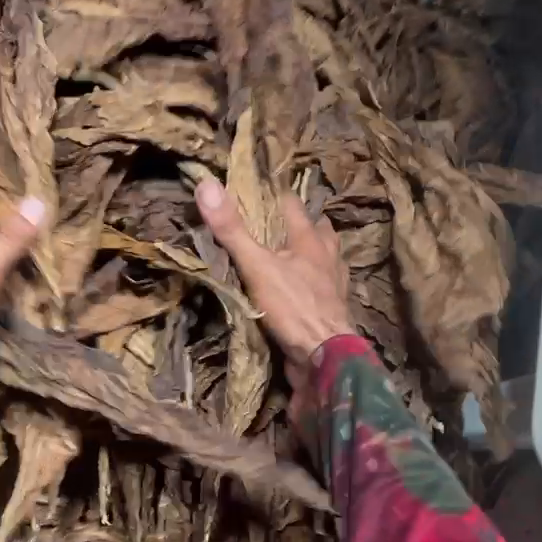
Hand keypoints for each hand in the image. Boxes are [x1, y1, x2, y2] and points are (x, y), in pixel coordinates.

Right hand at [194, 177, 354, 368]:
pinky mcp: (333, 309)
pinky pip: (328, 287)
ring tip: (296, 253)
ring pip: (328, 258)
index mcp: (310, 240)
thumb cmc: (293, 306)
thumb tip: (207, 185)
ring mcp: (335, 284)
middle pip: (319, 230)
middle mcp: (327, 257)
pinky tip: (307, 289)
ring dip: (315, 253)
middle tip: (280, 224)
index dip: (276, 197)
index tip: (258, 192)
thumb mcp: (256, 266)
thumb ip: (232, 230)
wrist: (325, 356)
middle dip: (303, 224)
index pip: (293, 206)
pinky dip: (318, 282)